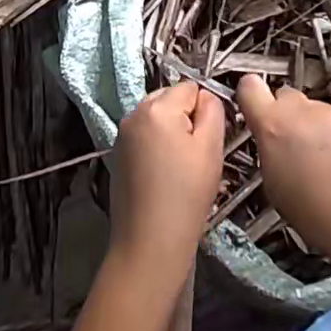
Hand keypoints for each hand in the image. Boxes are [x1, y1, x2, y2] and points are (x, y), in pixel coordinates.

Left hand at [110, 82, 225, 274]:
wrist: (149, 242)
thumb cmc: (186, 194)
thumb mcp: (211, 148)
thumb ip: (213, 111)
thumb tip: (206, 97)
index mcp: (156, 108)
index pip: (191, 88)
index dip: (206, 110)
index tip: (209, 140)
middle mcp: (133, 114)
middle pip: (170, 100)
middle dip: (186, 119)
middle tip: (197, 155)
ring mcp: (121, 135)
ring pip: (157, 120)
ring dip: (172, 134)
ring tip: (182, 168)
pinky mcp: (118, 156)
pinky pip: (145, 139)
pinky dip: (157, 149)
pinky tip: (165, 177)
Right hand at [235, 75, 330, 264]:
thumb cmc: (315, 211)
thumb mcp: (272, 184)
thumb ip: (268, 150)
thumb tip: (270, 144)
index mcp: (272, 124)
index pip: (249, 87)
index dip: (249, 95)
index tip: (252, 107)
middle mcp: (302, 111)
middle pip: (285, 97)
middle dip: (285, 116)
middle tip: (289, 145)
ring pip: (314, 111)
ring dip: (313, 128)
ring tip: (321, 163)